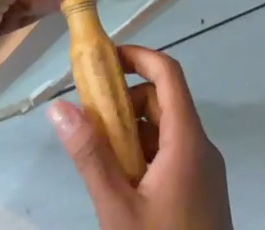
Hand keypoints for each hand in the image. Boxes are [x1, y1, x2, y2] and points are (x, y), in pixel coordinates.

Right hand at [50, 45, 231, 228]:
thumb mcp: (117, 208)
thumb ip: (89, 155)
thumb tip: (59, 106)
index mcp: (188, 143)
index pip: (168, 74)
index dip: (137, 56)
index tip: (103, 59)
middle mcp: (202, 149)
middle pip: (163, 101)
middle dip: (124, 101)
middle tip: (89, 119)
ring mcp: (205, 172)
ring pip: (165, 130)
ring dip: (131, 131)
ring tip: (100, 157)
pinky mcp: (202, 193)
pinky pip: (171, 155)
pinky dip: (143, 154)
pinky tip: (121, 183)